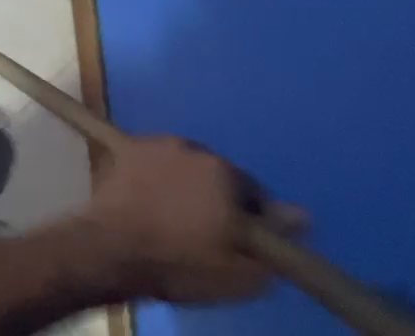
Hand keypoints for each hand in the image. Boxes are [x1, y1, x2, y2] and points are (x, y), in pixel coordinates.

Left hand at [79, 136, 307, 302]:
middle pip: (217, 176)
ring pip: (184, 167)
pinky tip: (148, 199)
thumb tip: (302, 215)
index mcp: (226, 172)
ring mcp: (154, 144)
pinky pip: (151, 163)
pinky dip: (154, 178)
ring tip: (173, 217)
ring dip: (185, 185)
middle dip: (217, 199)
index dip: (252, 222)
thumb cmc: (182, 263)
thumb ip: (276, 240)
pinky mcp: (124, 150)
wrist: (112, 249)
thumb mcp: (243, 270)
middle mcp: (192, 147)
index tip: (240, 244)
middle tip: (205, 232)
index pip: (255, 194)